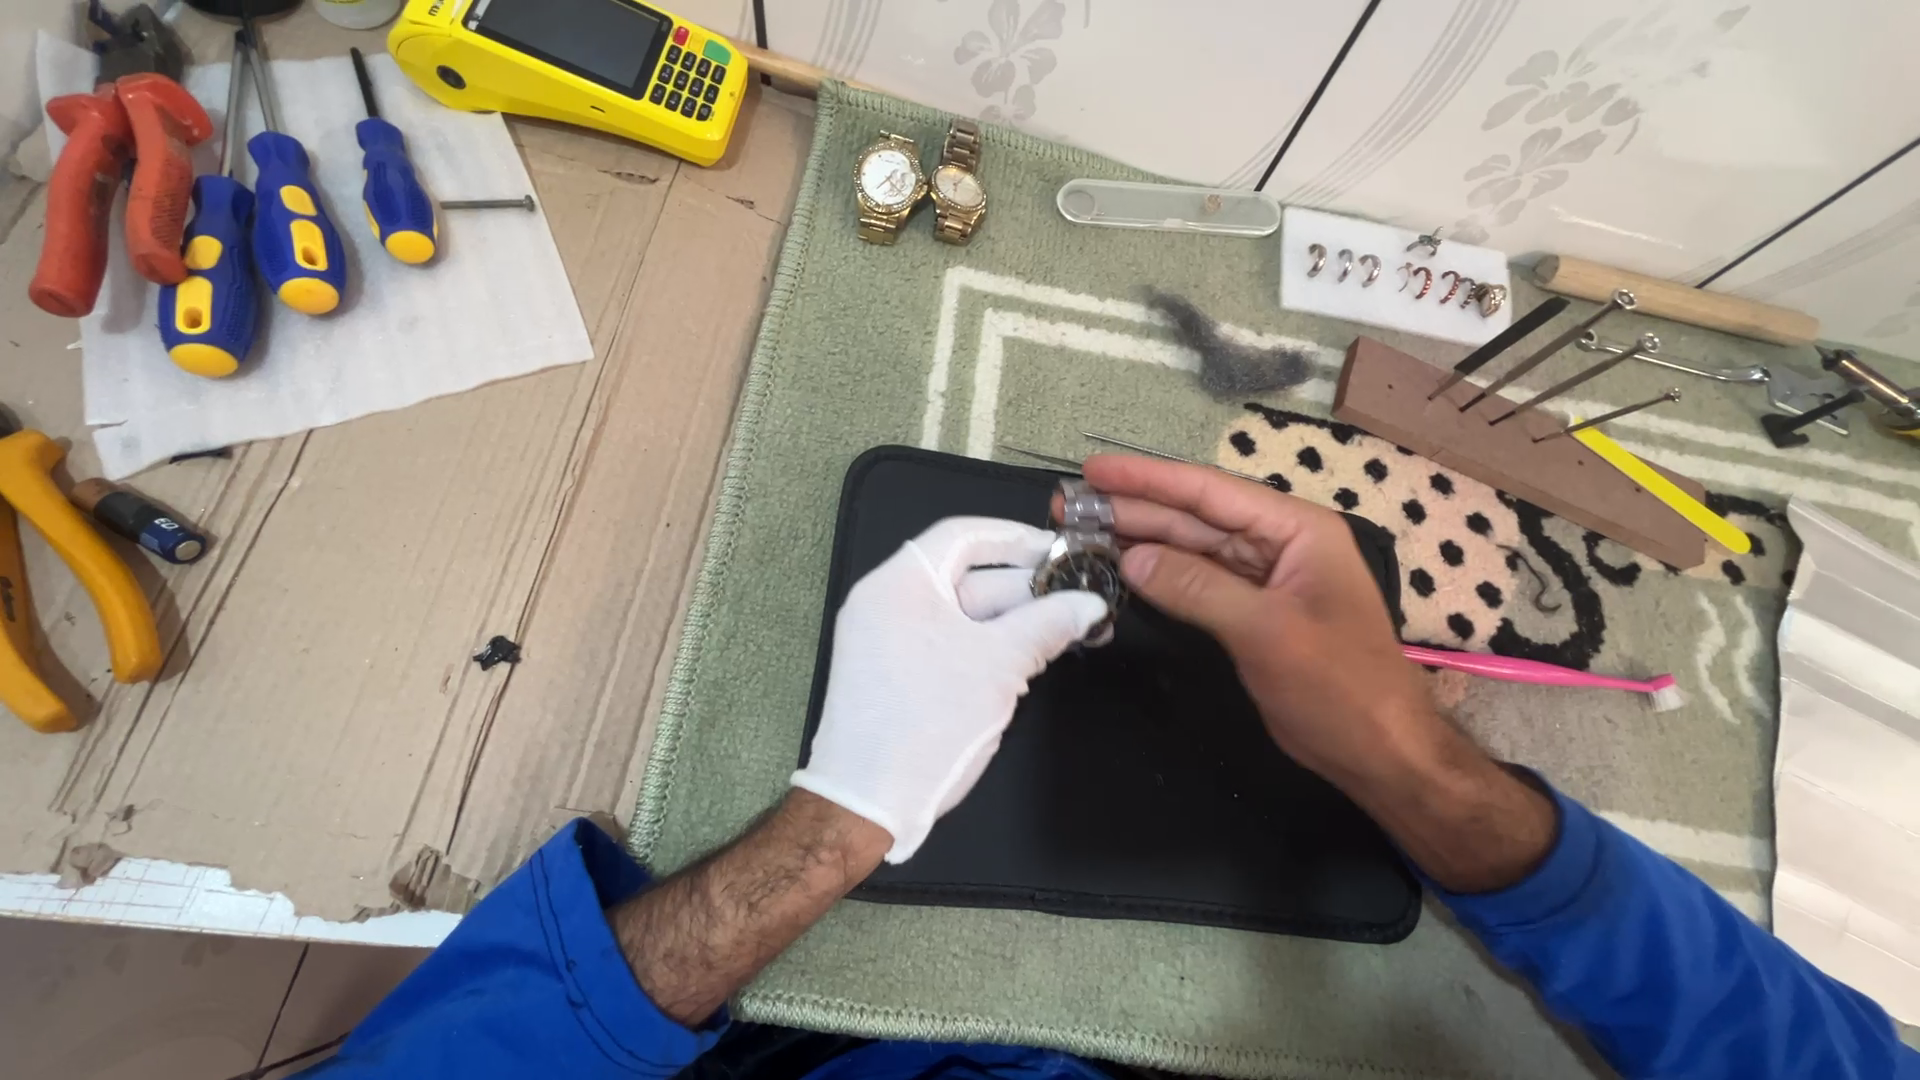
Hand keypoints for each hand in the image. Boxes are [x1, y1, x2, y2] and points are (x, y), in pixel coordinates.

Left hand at [792, 517, 1108, 862]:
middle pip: (967, 577)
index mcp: (899, 583)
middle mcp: (888, 601)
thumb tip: (1092, 603)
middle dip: (1028, 590)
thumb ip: (1048, 625)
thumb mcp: (999, 666)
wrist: (866, 803)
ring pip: (963, 616)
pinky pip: (949, 643)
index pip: (962, 535)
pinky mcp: (896, 672)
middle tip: (1082, 601)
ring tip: (1072, 631)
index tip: (1061, 551)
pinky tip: (1034, 657)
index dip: (1016, 537)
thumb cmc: (930, 721)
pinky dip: (990, 646)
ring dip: (1016, 622)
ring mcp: (889, 639)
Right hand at [1081, 454, 1434, 787]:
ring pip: (1188, 548)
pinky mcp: (1246, 609)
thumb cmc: (1339, 686)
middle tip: (1069, 506)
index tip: (1092, 470)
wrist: (1378, 751)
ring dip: (1137, 539)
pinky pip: (1193, 580)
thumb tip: (1129, 558)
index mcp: (1296, 529)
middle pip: (1193, 516)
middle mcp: (1276, 542)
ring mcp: (1260, 576)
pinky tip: (1119, 566)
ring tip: (1080, 530)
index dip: (1147, 479)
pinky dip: (1156, 575)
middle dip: (1132, 509)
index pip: (1209, 492)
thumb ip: (1197, 588)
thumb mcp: (1267, 631)